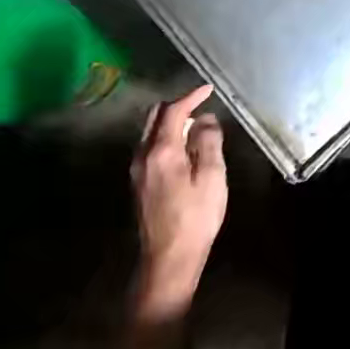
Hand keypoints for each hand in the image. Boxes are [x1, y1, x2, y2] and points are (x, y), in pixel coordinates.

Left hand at [131, 85, 226, 316]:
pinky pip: (149, 147)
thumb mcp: (212, 177)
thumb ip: (208, 142)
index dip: (191, 96)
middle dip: (177, 105)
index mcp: (162, 151)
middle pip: (154, 117)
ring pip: (149, 132)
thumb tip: (206, 119)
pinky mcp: (138, 183)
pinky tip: (182, 148)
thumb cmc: (196, 217)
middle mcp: (143, 155)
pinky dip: (165, 137)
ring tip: (195, 125)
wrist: (168, 259)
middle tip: (200, 105)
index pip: (173, 111)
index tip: (209, 89)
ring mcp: (137, 170)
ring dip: (170, 122)